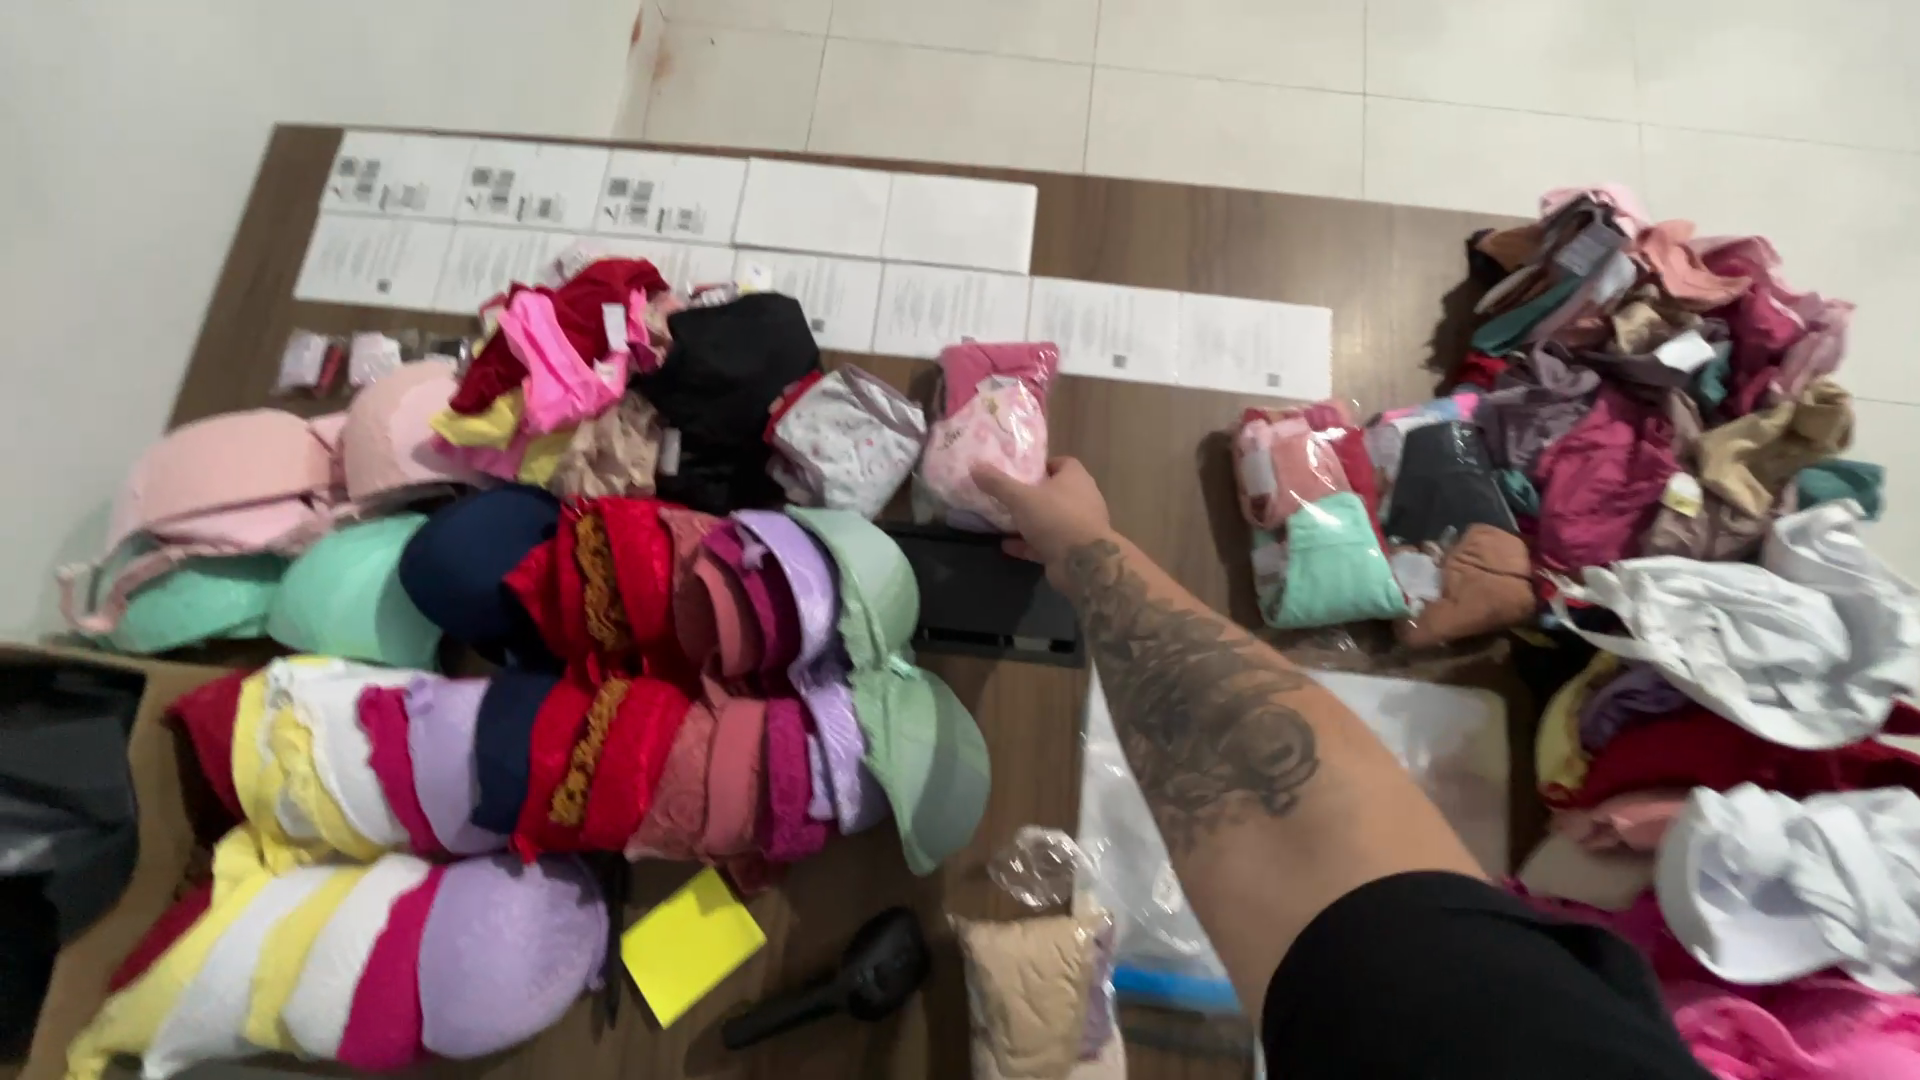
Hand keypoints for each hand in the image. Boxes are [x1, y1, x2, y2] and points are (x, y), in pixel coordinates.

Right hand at [971, 457, 1113, 575]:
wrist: (1082, 562)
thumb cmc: (1055, 518)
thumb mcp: (1020, 497)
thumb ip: (998, 483)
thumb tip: (975, 466)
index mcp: (1075, 478)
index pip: (1062, 463)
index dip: (1041, 465)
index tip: (1020, 471)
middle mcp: (1082, 499)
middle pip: (1055, 492)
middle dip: (1032, 494)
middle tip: (1008, 495)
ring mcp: (1078, 526)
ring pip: (1050, 519)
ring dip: (1029, 521)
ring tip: (1004, 520)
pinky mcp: (1072, 550)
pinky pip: (1047, 543)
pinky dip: (1028, 544)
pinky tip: (1006, 546)